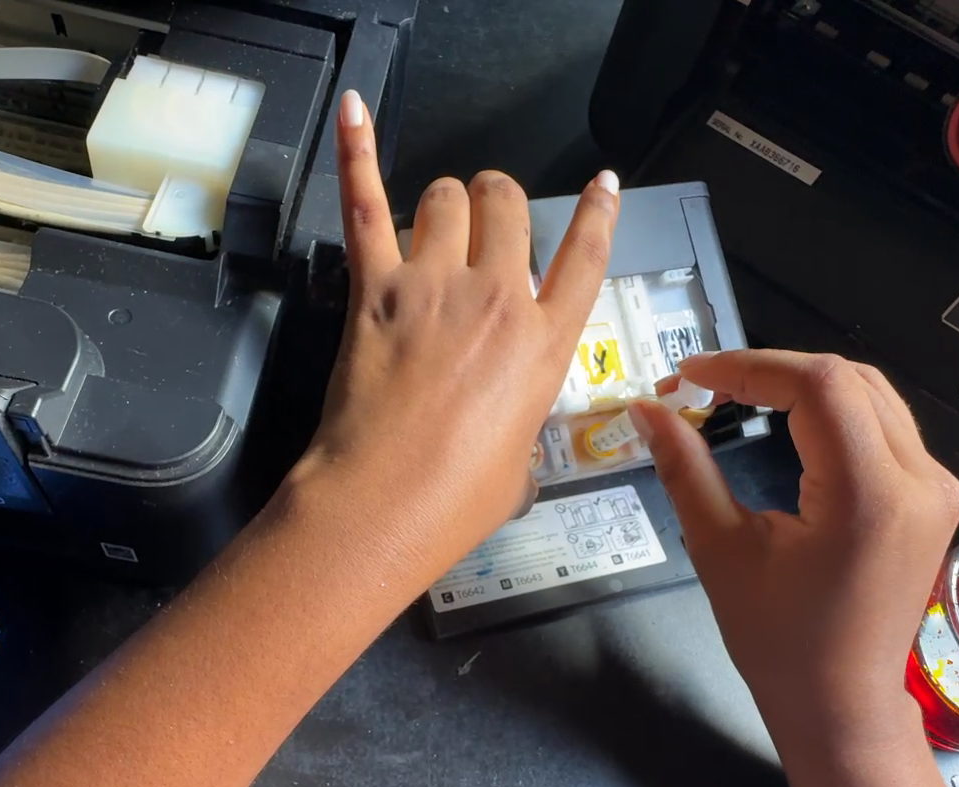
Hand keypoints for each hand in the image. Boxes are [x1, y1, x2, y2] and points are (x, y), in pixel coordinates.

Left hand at [282, 89, 619, 589]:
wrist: (385, 503)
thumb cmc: (455, 502)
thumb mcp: (517, 471)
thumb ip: (518, 435)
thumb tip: (506, 441)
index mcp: (544, 346)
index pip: (586, 258)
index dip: (598, 215)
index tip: (602, 187)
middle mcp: (497, 300)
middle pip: (510, 206)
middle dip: (501, 203)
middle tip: (487, 221)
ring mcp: (434, 286)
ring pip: (447, 196)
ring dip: (445, 201)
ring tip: (436, 220)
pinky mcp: (376, 289)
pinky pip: (366, 205)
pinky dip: (358, 155)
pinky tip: (356, 111)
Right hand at [629, 350, 958, 760]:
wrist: (839, 699)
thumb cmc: (773, 636)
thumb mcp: (718, 549)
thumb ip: (684, 469)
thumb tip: (645, 411)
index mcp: (869, 495)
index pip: (817, 386)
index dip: (746, 366)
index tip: (687, 375)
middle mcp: (920, 478)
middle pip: (848, 377)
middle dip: (767, 369)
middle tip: (701, 386)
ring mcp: (935, 485)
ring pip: (868, 393)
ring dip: (797, 383)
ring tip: (731, 396)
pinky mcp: (931, 495)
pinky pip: (880, 424)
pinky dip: (825, 408)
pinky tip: (780, 420)